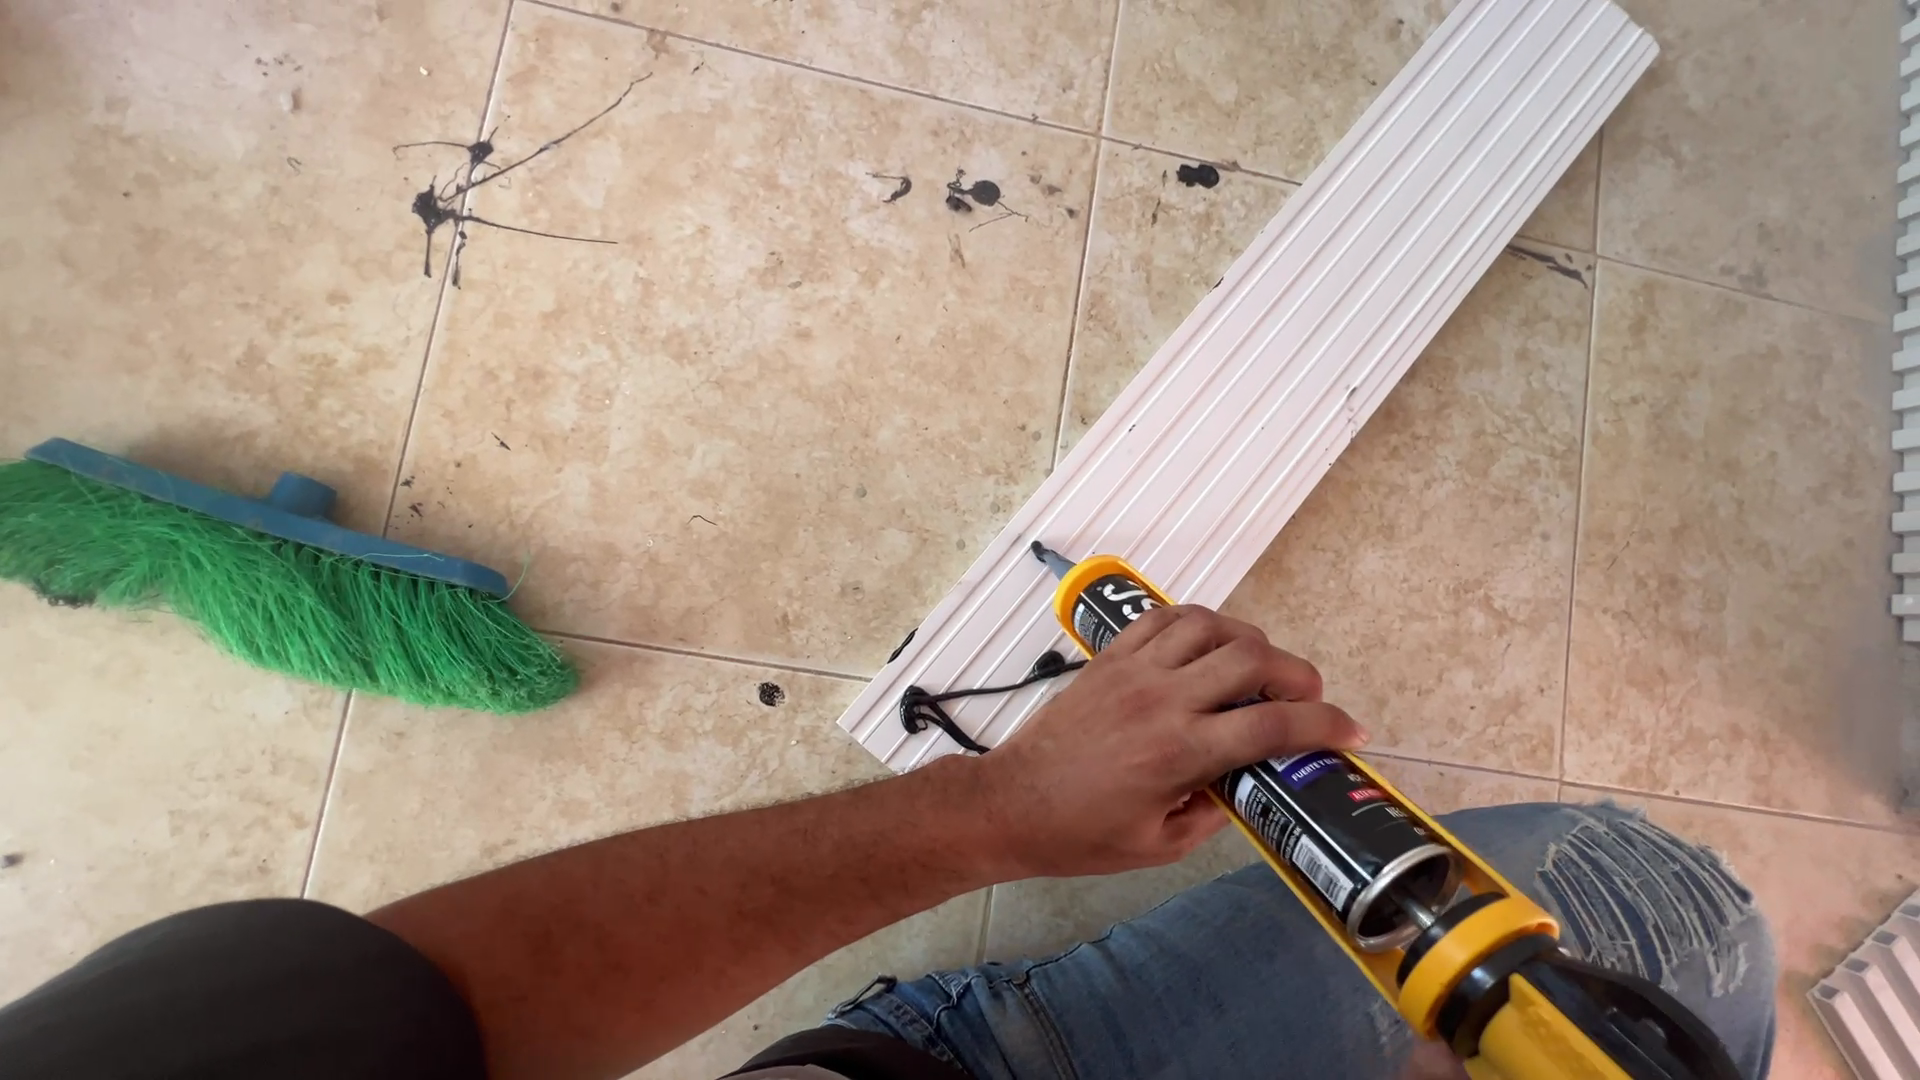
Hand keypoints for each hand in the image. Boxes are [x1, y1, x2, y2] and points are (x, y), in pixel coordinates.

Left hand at [968, 605, 1366, 878]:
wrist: (1011, 802)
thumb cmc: (1082, 835)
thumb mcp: (1159, 845)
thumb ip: (1211, 812)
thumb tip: (1239, 782)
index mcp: (1182, 752)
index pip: (1273, 724)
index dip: (1324, 725)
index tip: (1350, 731)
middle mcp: (1163, 698)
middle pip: (1249, 657)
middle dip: (1295, 672)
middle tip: (1305, 695)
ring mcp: (1133, 669)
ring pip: (1208, 625)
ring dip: (1246, 639)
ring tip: (1256, 665)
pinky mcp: (1108, 657)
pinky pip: (1160, 619)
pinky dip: (1194, 621)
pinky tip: (1204, 642)